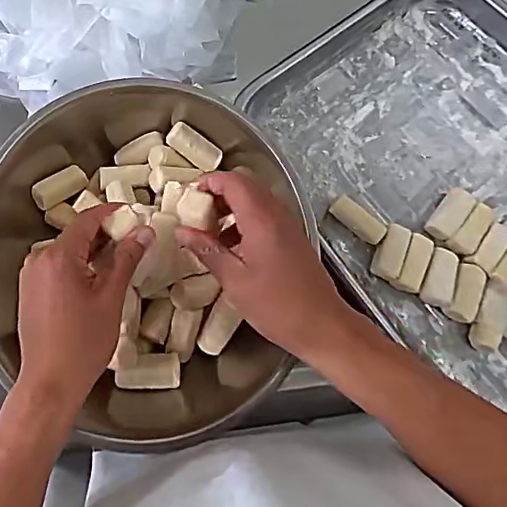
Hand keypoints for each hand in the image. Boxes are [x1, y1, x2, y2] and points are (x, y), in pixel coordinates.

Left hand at [15, 203, 149, 412]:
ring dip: (92, 252)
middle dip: (106, 234)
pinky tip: (97, 280)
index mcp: (58, 256)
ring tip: (120, 261)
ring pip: (67, 251)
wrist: (50, 383)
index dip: (113, 213)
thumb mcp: (111, 297)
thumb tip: (143, 233)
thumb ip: (127, 259)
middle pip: (77, 234)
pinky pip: (57, 267)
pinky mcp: (30, 291)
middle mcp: (39, 260)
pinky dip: (78, 266)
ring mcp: (31, 276)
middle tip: (133, 239)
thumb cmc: (82, 344)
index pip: (88, 220)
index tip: (133, 213)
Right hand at [174, 171, 361, 361]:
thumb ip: (208, 251)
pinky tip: (231, 246)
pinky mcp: (291, 237)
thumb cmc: (278, 306)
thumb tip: (183, 231)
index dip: (207, 182)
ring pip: (254, 199)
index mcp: (261, 219)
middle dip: (217, 192)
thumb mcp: (235, 280)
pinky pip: (264, 215)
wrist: (323, 325)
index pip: (232, 181)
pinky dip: (243, 220)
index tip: (187, 196)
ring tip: (209, 230)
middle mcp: (276, 214)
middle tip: (195, 212)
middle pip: (244, 184)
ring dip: (230, 206)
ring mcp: (287, 224)